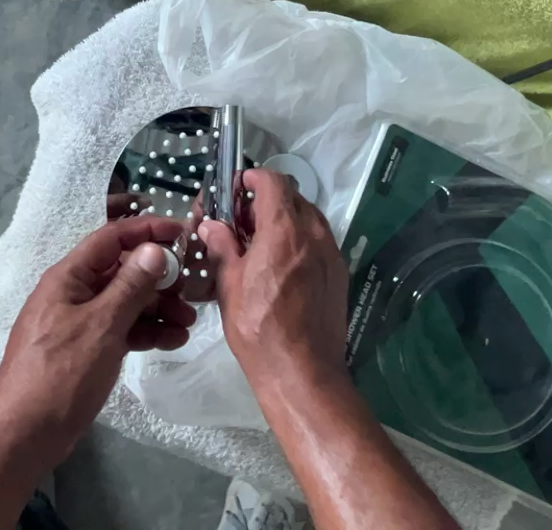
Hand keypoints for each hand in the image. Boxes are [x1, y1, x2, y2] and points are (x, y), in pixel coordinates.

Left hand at [0, 216, 196, 458]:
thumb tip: (154, 249)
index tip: (182, 232)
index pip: (112, 238)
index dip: (147, 230)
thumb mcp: (101, 325)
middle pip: (123, 271)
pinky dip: (146, 332)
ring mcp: (82, 322)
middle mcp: (75, 292)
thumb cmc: (60, 373)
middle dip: (159, 278)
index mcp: (70, 276)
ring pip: (127, 302)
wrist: (23, 437)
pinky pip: (122, 329)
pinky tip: (173, 341)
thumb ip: (130, 286)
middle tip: (192, 291)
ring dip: (158, 308)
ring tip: (188, 323)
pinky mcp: (88, 349)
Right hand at [199, 168, 349, 389]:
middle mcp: (313, 233)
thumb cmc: (259, 328)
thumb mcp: (229, 285)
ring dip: (284, 220)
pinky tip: (281, 266)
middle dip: (266, 201)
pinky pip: (318, 240)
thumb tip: (212, 226)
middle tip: (242, 222)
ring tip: (260, 245)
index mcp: (283, 229)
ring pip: (308, 217)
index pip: (273, 180)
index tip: (236, 190)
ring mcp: (331, 252)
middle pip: (292, 196)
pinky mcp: (339, 272)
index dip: (252, 178)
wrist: (303, 373)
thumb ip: (222, 246)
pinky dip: (299, 240)